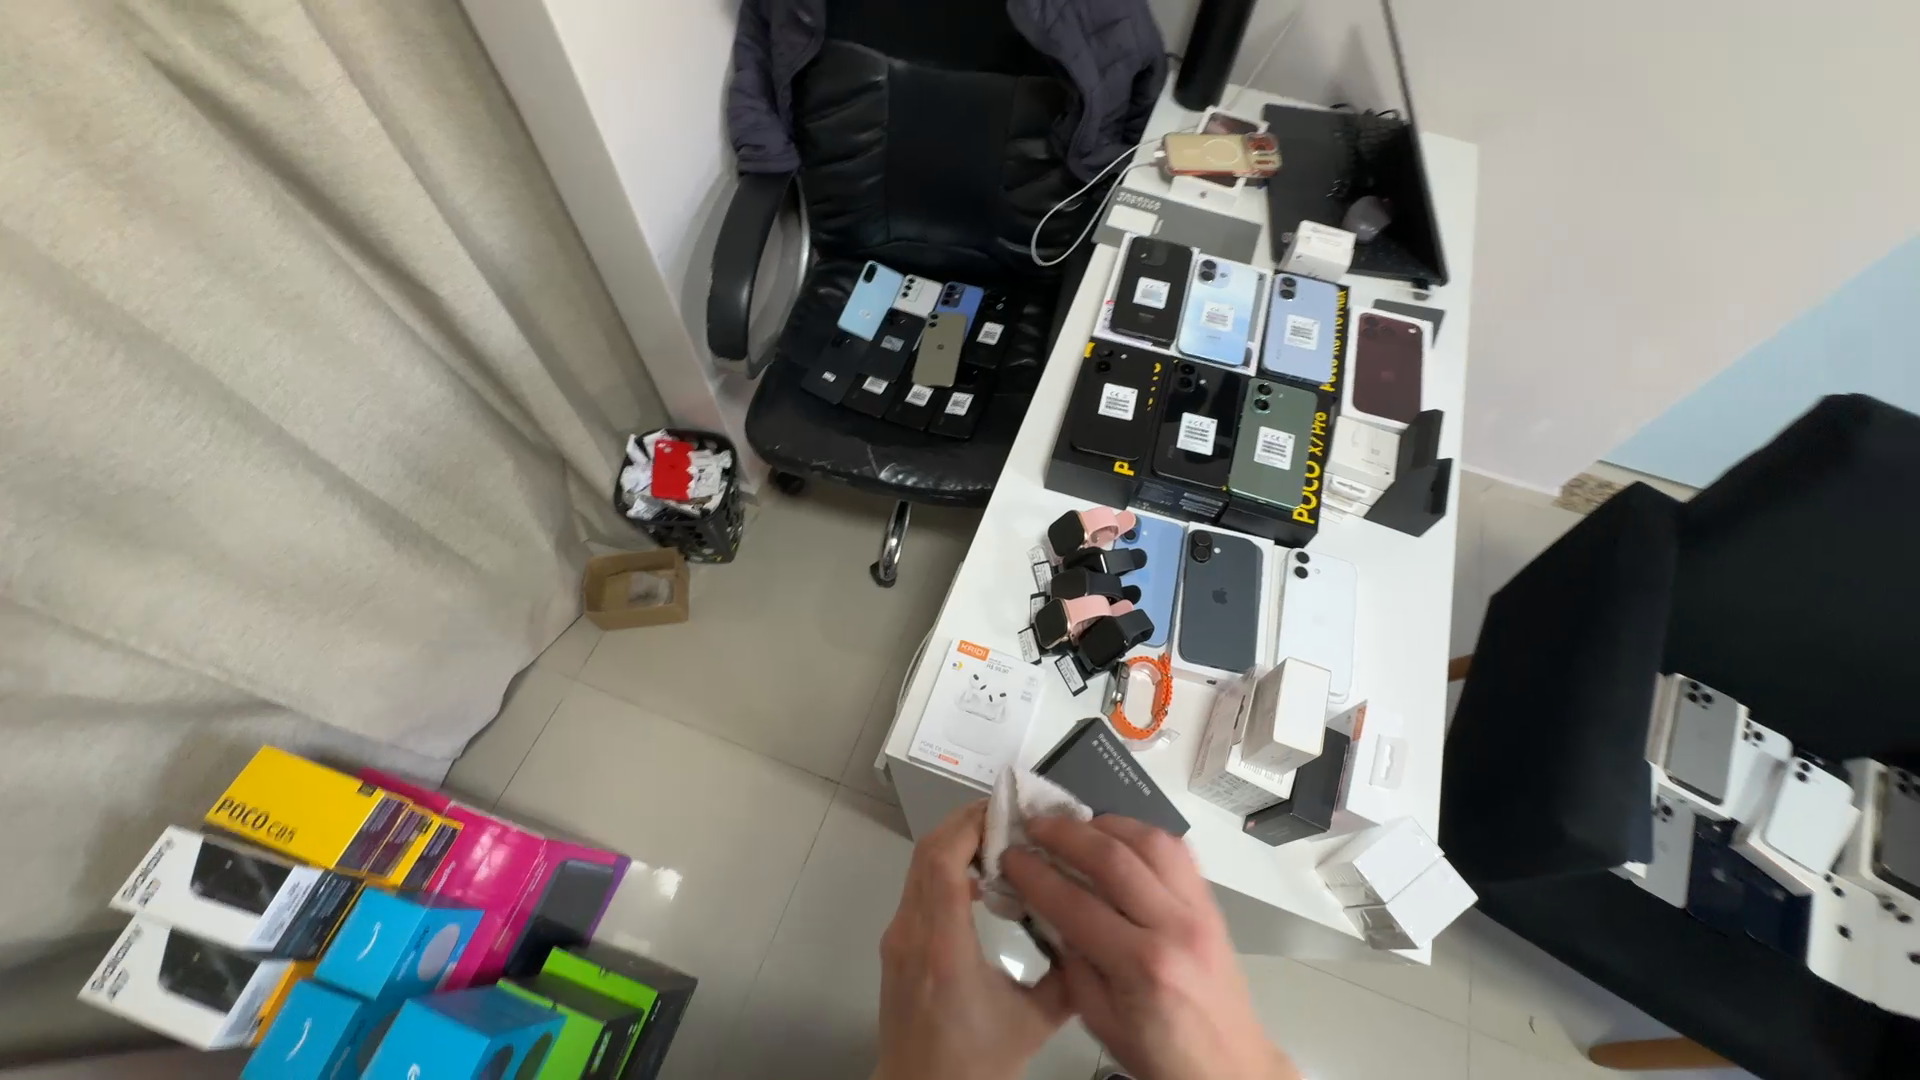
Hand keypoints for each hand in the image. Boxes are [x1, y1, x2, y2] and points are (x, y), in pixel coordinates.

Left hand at [874, 800, 1071, 1079]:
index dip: (970, 826)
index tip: (1005, 812)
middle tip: (1008, 817)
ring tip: (998, 839)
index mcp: (943, 949)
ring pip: (919, 864)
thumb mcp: (1032, 1023)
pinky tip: (979, 877)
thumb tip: (1092, 929)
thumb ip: (1066, 976)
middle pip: (927, 851)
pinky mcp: (896, 942)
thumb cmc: (974, 1066)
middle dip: (966, 823)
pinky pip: (918, 885)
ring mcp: (898, 936)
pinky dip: (946, 865)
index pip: (943, 861)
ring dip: (955, 841)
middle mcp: (912, 933)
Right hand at [1003, 815, 1300, 1079]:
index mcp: (1142, 968)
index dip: (1035, 874)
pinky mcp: (1211, 901)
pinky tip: (1115, 834)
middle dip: (1064, 834)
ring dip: (1103, 824)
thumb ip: (1072, 959)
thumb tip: (1049, 905)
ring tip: (1073, 824)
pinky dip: (1139, 831)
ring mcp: (1199, 909)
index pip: (1075, 904)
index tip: (1010, 855)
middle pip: (1112, 858)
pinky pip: (1175, 849)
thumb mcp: (1099, 1019)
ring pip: (1148, 840)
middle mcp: (1173, 928)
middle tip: (1034, 825)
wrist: (1230, 1066)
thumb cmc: (1161, 1053)